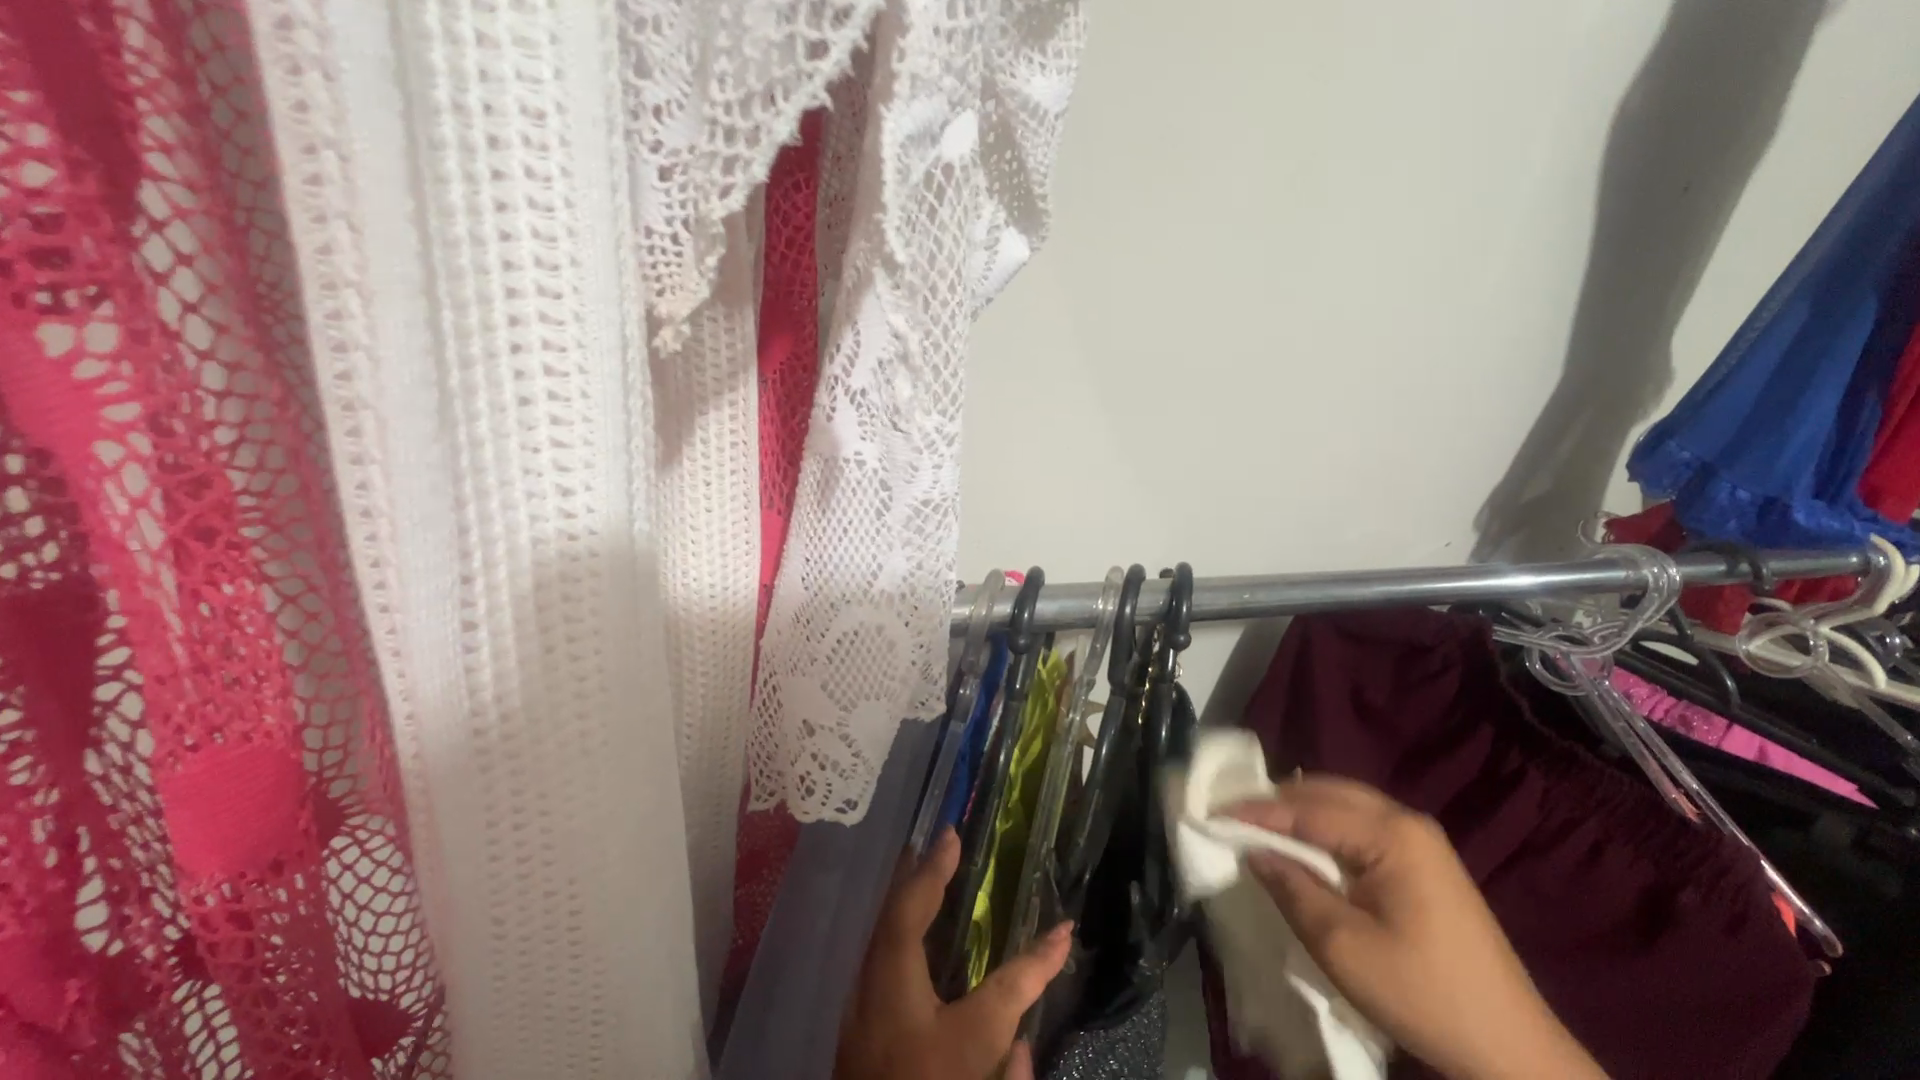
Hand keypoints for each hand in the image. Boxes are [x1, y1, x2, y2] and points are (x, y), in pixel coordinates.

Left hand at [835, 828, 1073, 1079]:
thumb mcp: (981, 1056)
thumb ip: (1020, 1007)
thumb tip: (1055, 949)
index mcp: (897, 988)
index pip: (922, 914)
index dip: (941, 873)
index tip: (956, 833)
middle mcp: (870, 989)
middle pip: (890, 914)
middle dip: (916, 871)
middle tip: (941, 838)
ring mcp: (856, 1008)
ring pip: (877, 933)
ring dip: (903, 897)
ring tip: (926, 867)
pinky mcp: (856, 1026)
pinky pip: (875, 956)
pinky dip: (895, 928)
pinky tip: (911, 928)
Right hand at [1232, 777, 1606, 1079]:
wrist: (1506, 1045)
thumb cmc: (1420, 992)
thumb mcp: (1342, 944)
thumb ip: (1293, 888)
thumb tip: (1254, 851)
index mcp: (1392, 835)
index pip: (1308, 810)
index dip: (1256, 812)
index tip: (1210, 813)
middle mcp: (1409, 824)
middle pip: (1330, 794)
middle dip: (1278, 801)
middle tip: (1230, 813)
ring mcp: (1423, 843)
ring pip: (1347, 806)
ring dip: (1301, 812)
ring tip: (1257, 825)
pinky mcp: (1427, 865)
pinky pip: (1364, 827)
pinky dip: (1326, 828)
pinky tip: (1304, 844)